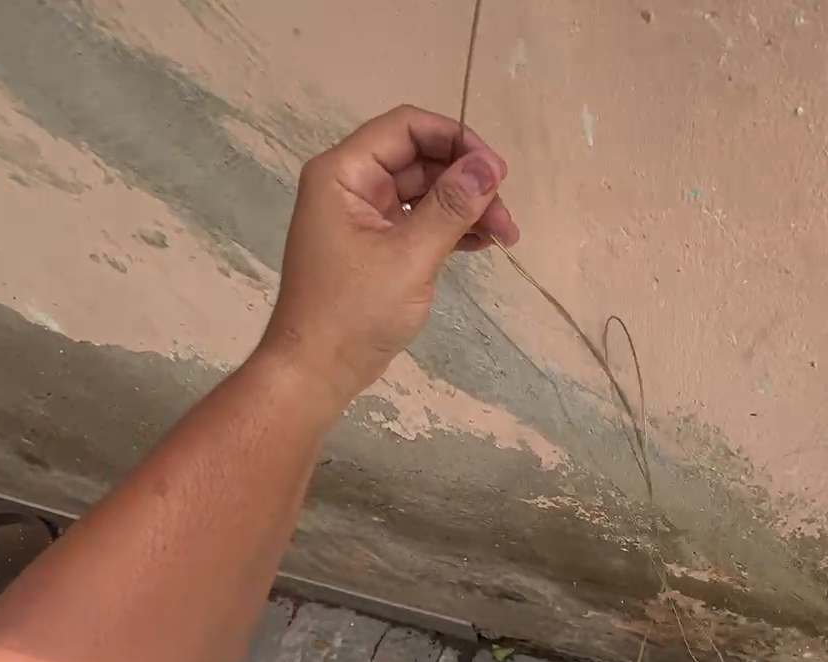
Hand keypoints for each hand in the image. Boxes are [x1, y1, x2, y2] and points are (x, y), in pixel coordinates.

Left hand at [256, 105, 520, 397]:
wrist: (320, 368)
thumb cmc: (355, 310)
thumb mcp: (409, 257)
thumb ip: (450, 209)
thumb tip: (489, 168)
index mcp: (346, 173)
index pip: (407, 128)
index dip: (457, 140)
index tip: (497, 172)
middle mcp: (354, 185)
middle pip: (421, 160)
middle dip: (468, 183)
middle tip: (507, 217)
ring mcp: (367, 218)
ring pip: (427, 194)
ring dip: (467, 210)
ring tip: (505, 237)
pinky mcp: (380, 247)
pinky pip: (422, 223)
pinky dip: (453, 230)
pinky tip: (482, 244)